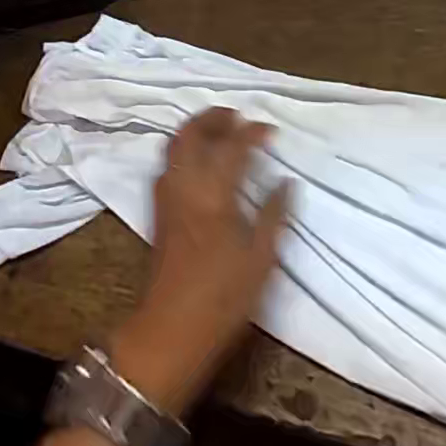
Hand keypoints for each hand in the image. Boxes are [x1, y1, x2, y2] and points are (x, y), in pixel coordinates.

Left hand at [108, 108, 291, 415]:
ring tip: (218, 129)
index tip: (270, 130)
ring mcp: (167, 198)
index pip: (233, 147)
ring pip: (173, 146)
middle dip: (213, 118)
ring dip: (195, 130)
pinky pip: (167, 164)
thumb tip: (286, 182)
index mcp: (215, 195)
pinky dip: (182, 149)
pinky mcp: (158, 211)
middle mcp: (186, 187)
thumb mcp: (261, 259)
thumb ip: (275, 214)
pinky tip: (198, 160)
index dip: (252, 132)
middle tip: (236, 115)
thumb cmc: (222, 297)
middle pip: (192, 135)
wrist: (170, 331)